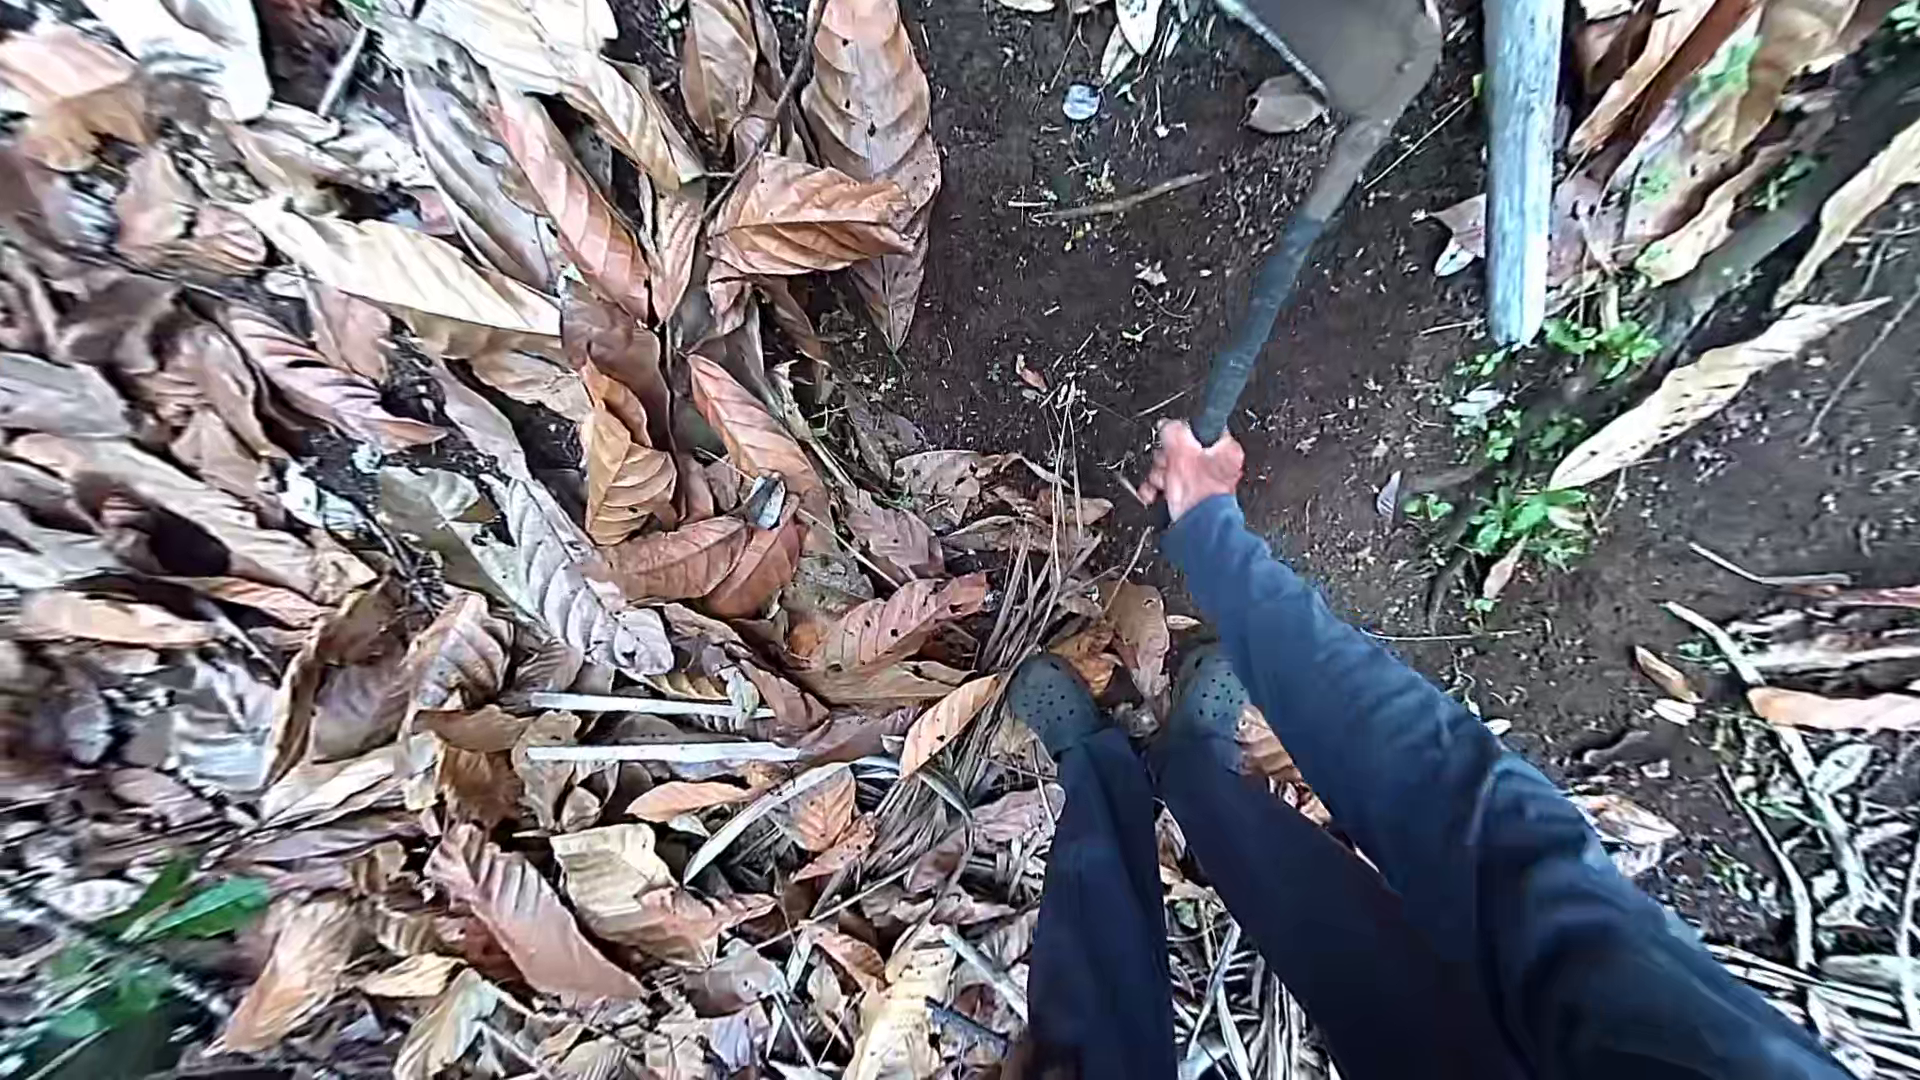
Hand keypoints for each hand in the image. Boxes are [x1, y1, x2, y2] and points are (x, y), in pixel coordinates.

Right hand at [1137, 420, 1244, 521]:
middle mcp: (1215, 464)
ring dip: (1158, 475)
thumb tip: (1167, 424)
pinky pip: (1167, 483)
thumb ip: (1174, 432)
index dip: (1181, 435)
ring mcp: (1201, 481)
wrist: (1195, 529)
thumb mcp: (1182, 453)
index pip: (1199, 430)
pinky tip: (1154, 493)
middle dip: (1165, 460)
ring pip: (1170, 467)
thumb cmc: (1199, 497)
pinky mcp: (1188, 495)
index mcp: (1223, 450)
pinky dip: (1157, 488)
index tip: (1173, 443)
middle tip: (1167, 467)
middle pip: (1180, 450)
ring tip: (1161, 485)